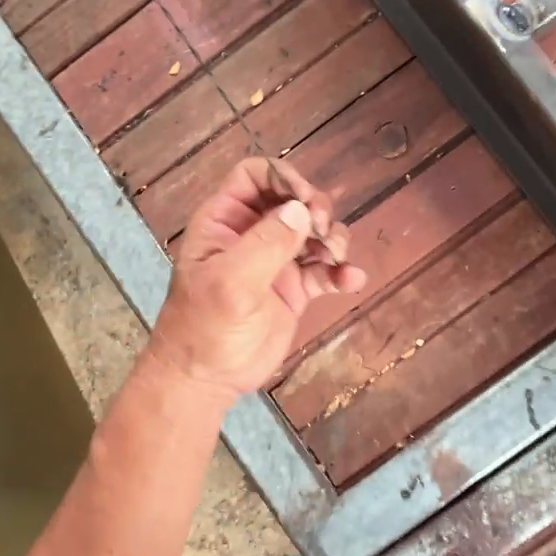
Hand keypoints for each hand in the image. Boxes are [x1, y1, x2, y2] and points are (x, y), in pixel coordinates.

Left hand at [146, 158, 366, 400]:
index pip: (255, 176)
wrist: (205, 379)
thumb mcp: (230, 282)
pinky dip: (340, 272)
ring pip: (314, 232)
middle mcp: (251, 235)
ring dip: (332, 239)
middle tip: (323, 232)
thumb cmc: (204, 327)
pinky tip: (351, 280)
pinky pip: (324, 271)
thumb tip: (302, 210)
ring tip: (336, 258)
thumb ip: (266, 244)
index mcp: (224, 222)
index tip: (305, 201)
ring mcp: (275, 262)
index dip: (283, 178)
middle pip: (292, 200)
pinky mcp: (294, 290)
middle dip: (315, 209)